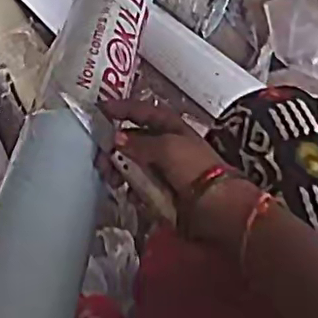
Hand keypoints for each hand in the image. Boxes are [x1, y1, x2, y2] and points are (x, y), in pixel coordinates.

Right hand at [108, 98, 262, 245]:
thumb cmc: (193, 168)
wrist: (218, 209)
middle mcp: (164, 144)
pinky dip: (129, 187)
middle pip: (131, 138)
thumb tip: (115, 139)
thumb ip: (138, 143)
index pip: (141, 111)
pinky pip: (138, 185)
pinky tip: (125, 192)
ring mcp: (162, 169)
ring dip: (117, 168)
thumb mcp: (166, 148)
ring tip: (110, 178)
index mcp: (169, 126)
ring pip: (131, 163)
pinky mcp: (161, 191)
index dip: (121, 108)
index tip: (100, 109)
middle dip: (113, 145)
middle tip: (100, 155)